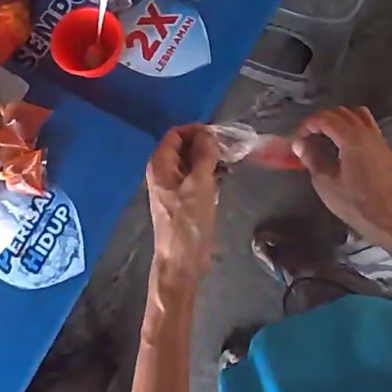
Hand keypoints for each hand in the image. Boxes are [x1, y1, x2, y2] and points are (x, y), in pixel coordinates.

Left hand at [145, 125, 220, 284]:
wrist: (182, 260)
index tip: (219, 135)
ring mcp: (172, 187)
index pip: (176, 134)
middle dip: (205, 145)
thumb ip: (204, 155)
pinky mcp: (183, 200)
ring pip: (191, 163)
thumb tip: (208, 134)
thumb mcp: (200, 184)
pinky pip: (195, 179)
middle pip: (183, 147)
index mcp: (160, 164)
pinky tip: (225, 179)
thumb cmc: (188, 220)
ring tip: (230, 164)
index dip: (196, 130)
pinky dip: (209, 175)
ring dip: (209, 160)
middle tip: (229, 149)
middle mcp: (163, 172)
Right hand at [294, 107, 391, 247]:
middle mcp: (367, 133)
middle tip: (309, 136)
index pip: (325, 118)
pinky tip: (346, 144)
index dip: (308, 124)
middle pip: (341, 113)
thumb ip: (311, 158)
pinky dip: (354, 126)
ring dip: (339, 119)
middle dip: (321, 120)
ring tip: (327, 135)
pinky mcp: (385, 149)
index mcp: (351, 139)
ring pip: (357, 115)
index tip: (298, 136)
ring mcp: (379, 140)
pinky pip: (368, 126)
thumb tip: (300, 144)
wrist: (387, 219)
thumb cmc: (354, 203)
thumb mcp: (325, 182)